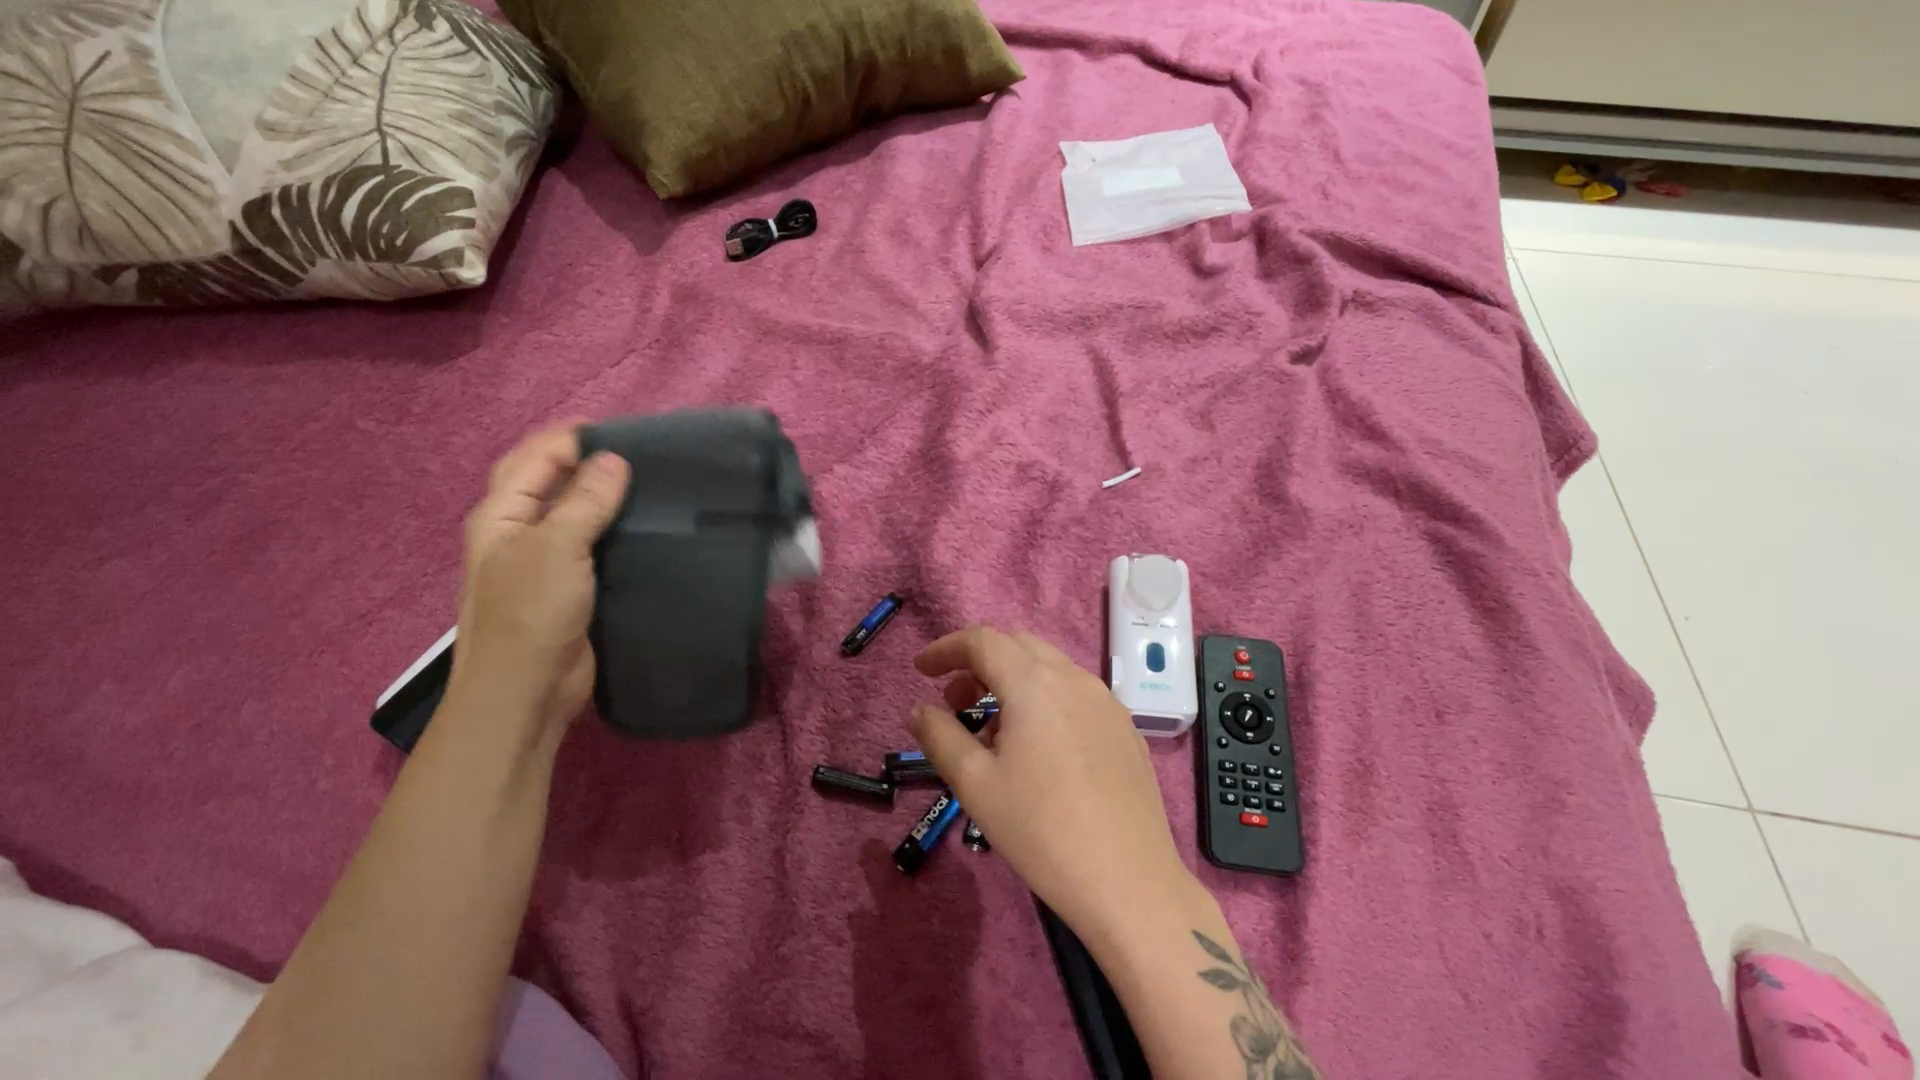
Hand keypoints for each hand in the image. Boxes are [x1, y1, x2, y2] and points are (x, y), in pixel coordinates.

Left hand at [446, 424, 629, 746]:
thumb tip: (614, 459)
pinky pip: (592, 549)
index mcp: (501, 515)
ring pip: (574, 516)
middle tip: (637, 453)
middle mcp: (518, 532)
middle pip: (549, 483)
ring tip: (649, 485)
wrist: (526, 691)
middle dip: (585, 463)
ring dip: (603, 499)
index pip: (535, 458)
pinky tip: (645, 530)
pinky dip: (614, 533)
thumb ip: (585, 501)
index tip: (624, 432)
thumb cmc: (532, 613)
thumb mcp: (557, 547)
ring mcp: (543, 563)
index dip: (573, 440)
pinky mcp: (569, 589)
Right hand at [907, 626, 1197, 939]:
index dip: (945, 648)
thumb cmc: (1040, 830)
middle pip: (1019, 646)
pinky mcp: (1126, 730)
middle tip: (955, 702)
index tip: (921, 670)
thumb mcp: (975, 785)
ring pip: (1051, 669)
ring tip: (993, 732)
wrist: (1128, 880)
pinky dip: (1045, 700)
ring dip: (1013, 681)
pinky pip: (1077, 695)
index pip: (983, 640)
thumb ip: (940, 737)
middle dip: (979, 663)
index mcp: (1035, 684)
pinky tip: (1039, 750)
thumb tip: (921, 710)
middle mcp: (1075, 679)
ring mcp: (1108, 703)